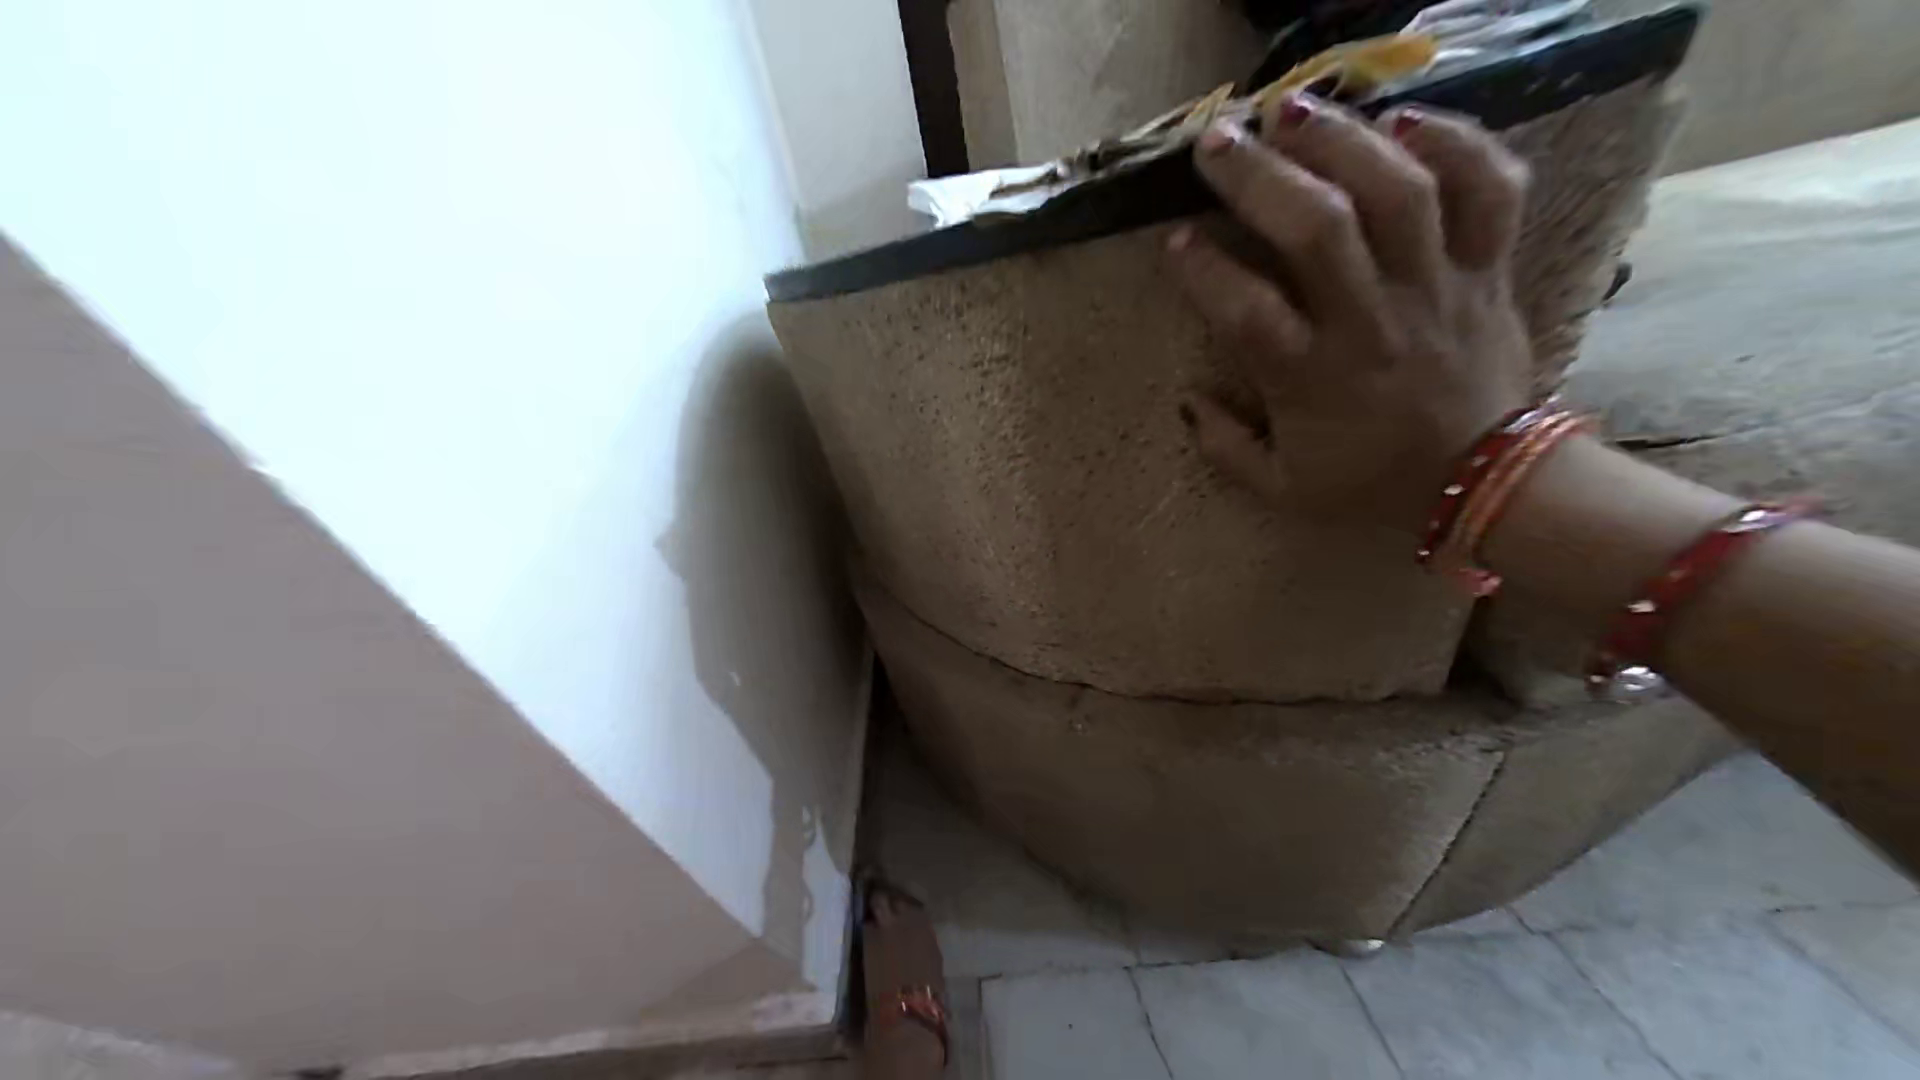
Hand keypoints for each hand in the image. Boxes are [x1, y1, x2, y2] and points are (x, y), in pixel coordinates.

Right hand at [1166, 93, 1533, 530]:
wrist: (1482, 483)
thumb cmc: (1367, 483)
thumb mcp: (1277, 486)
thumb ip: (1222, 445)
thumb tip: (1187, 398)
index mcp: (1312, 379)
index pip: (1247, 311)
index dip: (1204, 270)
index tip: (1175, 241)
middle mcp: (1371, 323)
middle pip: (1319, 230)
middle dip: (1260, 176)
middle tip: (1217, 141)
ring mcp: (1435, 290)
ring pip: (1398, 193)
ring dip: (1342, 139)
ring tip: (1295, 106)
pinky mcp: (1487, 272)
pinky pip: (1489, 191)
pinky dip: (1457, 144)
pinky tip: (1406, 122)